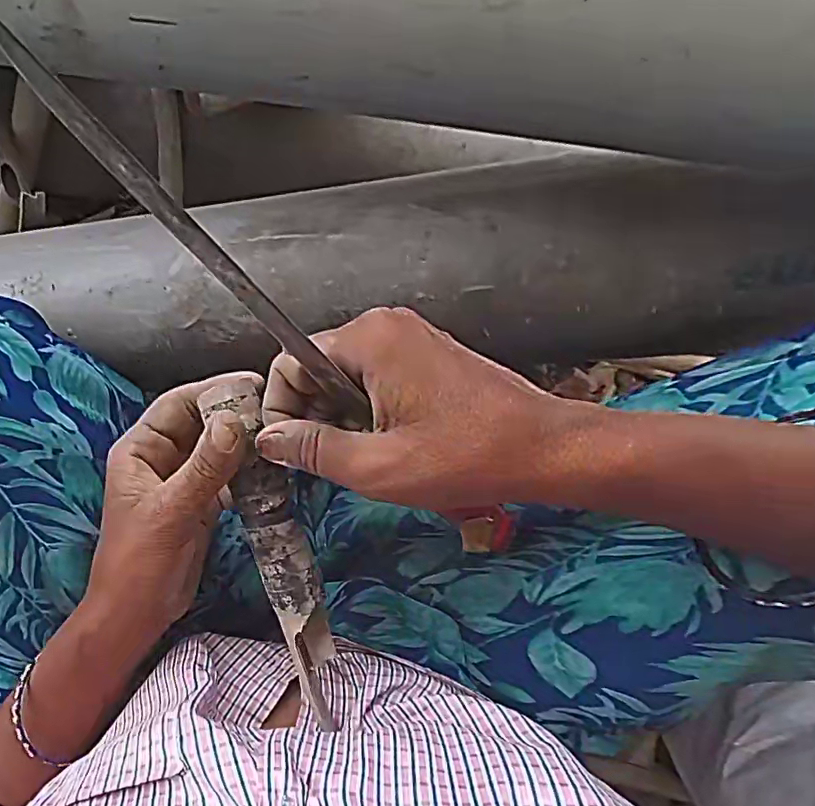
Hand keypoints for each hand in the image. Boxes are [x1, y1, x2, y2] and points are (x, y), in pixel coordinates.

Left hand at [85, 372, 256, 641]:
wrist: (137, 614)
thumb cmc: (139, 562)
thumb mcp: (172, 510)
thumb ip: (204, 468)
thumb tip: (235, 423)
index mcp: (140, 451)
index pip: (177, 405)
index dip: (213, 391)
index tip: (253, 384)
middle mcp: (161, 461)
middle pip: (201, 424)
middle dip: (234, 417)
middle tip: (275, 412)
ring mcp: (182, 484)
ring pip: (217, 452)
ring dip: (244, 446)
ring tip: (278, 438)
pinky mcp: (200, 506)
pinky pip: (227, 480)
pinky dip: (247, 476)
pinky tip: (270, 473)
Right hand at [257, 307, 586, 507]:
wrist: (544, 451)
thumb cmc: (471, 456)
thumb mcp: (376, 466)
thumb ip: (312, 450)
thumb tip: (270, 440)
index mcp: (371, 340)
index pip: (288, 364)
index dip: (280, 412)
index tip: (291, 450)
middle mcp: (388, 329)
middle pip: (315, 370)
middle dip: (312, 418)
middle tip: (330, 463)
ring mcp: (410, 342)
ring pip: (343, 381)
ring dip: (341, 422)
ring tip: (368, 458)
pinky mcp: (426, 360)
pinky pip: (373, 383)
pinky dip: (368, 417)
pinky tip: (389, 447)